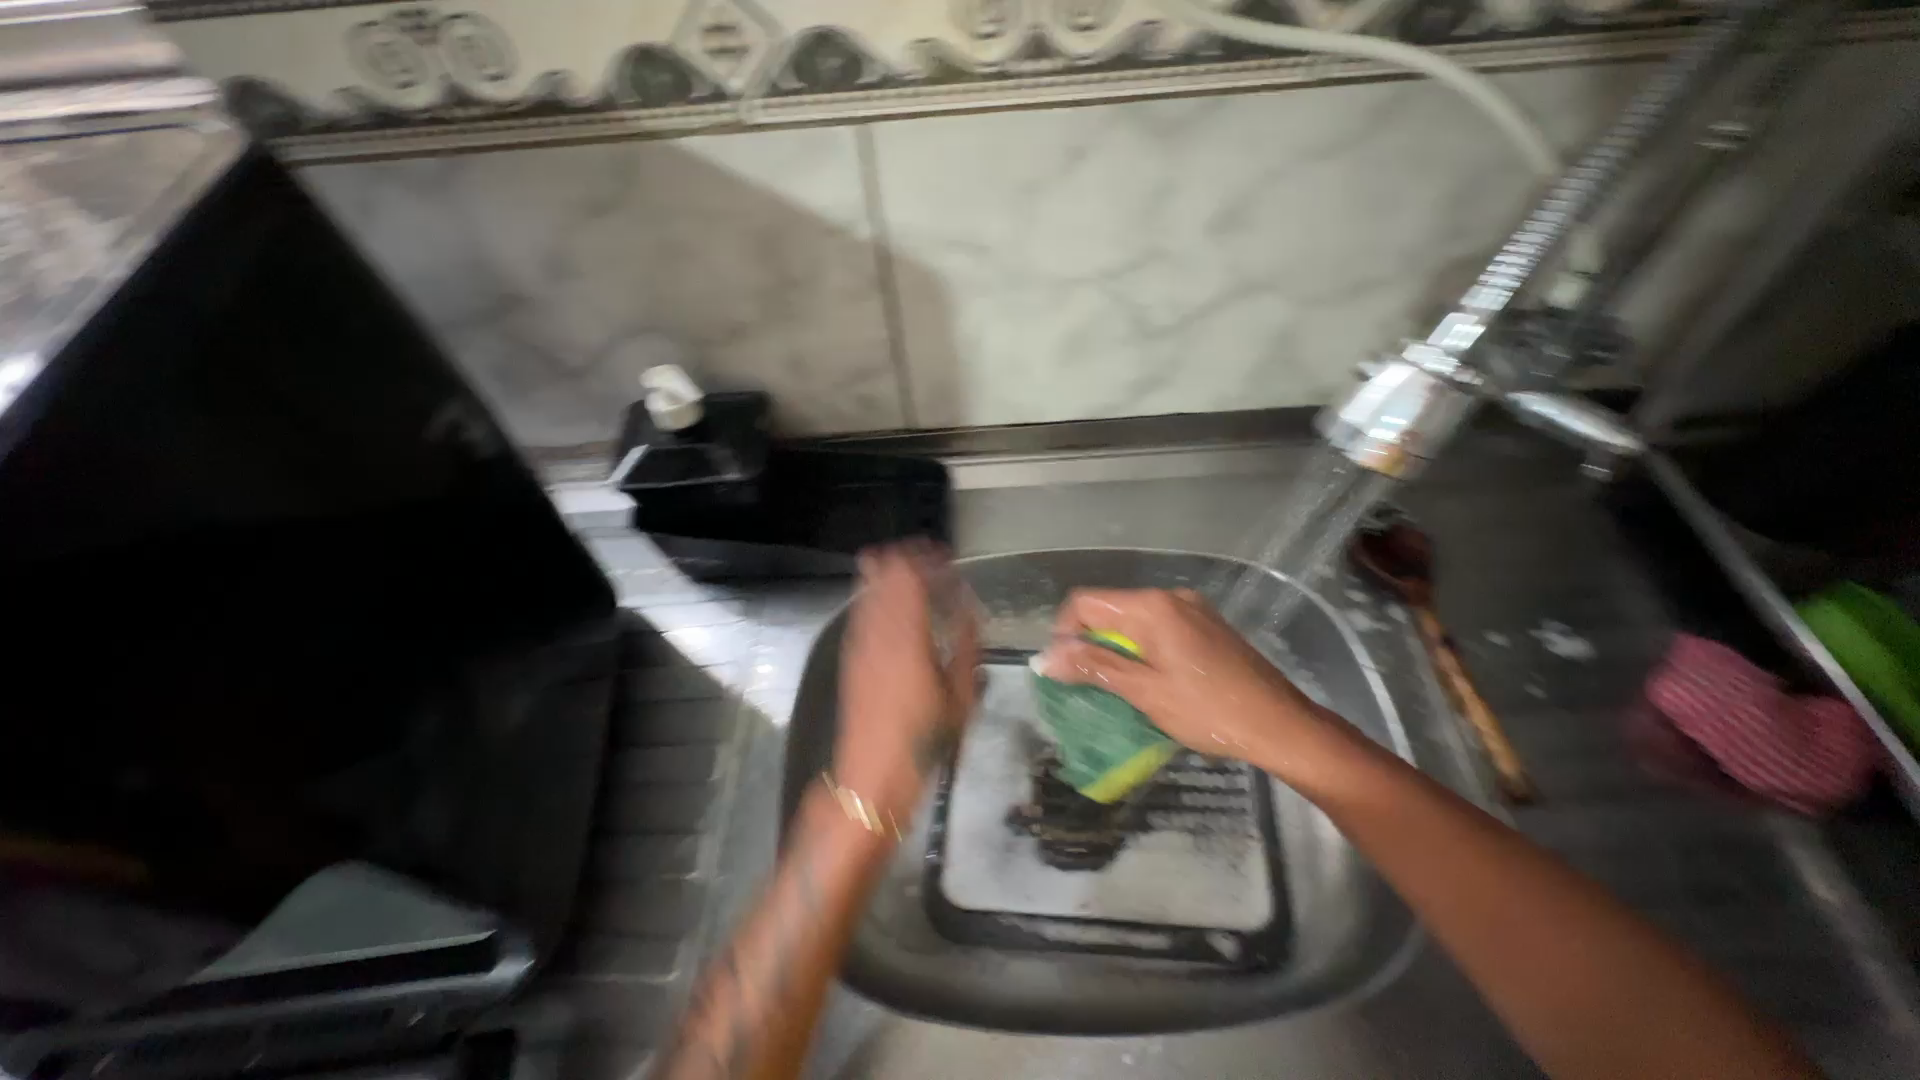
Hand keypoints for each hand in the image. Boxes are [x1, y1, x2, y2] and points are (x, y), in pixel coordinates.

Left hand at [833, 542, 979, 832]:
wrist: (871, 775)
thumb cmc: (923, 740)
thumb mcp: (961, 699)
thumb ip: (968, 650)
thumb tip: (970, 615)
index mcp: (911, 639)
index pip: (915, 583)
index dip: (929, 562)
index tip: (945, 556)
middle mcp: (880, 634)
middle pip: (886, 580)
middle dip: (905, 560)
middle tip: (925, 554)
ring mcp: (860, 646)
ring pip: (868, 594)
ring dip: (884, 574)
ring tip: (898, 560)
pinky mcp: (850, 660)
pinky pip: (859, 615)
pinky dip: (870, 597)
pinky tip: (877, 595)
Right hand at [1036, 588, 1343, 782]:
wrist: (1279, 724)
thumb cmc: (1208, 710)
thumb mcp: (1144, 691)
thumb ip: (1094, 668)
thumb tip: (1045, 658)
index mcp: (1153, 607)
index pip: (1086, 602)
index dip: (1065, 633)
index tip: (1066, 671)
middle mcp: (1171, 597)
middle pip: (1110, 609)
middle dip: (1090, 643)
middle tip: (1089, 685)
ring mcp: (1192, 610)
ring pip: (1134, 621)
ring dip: (1116, 649)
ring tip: (1118, 688)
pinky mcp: (1206, 626)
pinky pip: (1158, 629)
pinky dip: (1142, 650)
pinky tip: (1150, 682)